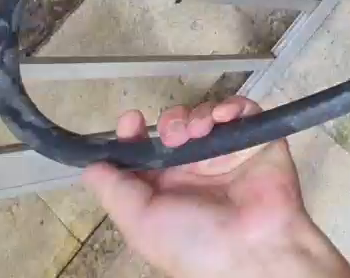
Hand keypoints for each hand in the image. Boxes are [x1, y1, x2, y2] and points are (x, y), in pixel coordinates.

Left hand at [82, 97, 349, 277]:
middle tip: (177, 135)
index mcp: (166, 187)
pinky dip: (232, 106)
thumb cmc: (191, 240)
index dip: (135, 135)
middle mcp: (196, 166)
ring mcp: (228, 150)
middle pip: (177, 127)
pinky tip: (224, 115)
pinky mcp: (258, 137)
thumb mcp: (142, 223)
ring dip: (199, 115)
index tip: (130, 119)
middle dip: (172, 121)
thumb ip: (117, 192)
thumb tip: (90, 167)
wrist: (251, 244)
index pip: (146, 152)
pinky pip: (244, 110)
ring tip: (200, 130)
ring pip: (207, 114)